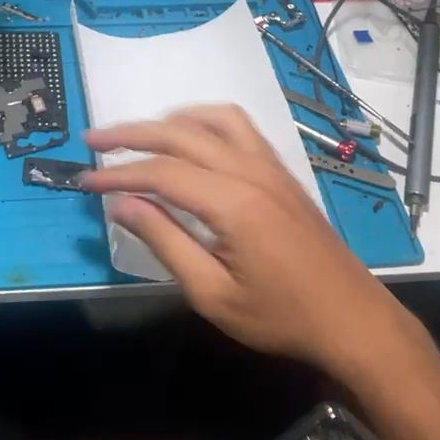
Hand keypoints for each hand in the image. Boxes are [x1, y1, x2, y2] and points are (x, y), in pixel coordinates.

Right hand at [81, 106, 407, 370]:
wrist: (353, 320)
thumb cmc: (281, 317)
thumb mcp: (213, 294)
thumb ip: (166, 241)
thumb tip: (123, 204)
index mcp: (234, 204)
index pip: (162, 173)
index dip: (118, 174)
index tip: (85, 181)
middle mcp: (252, 172)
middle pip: (181, 135)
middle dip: (132, 134)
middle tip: (94, 140)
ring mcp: (271, 167)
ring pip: (213, 119)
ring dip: (170, 120)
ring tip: (138, 135)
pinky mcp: (282, 172)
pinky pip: (239, 127)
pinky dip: (204, 121)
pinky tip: (189, 137)